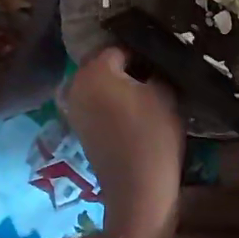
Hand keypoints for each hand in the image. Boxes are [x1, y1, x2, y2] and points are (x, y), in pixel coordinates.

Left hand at [61, 48, 184, 206]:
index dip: (144, 55)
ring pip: (100, 85)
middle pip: (105, 65)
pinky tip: (133, 116)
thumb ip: (156, 68)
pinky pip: (96, 104)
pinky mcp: (79, 129)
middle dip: (128, 68)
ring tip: (147, 98)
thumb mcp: (165, 92)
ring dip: (120, 87)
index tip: (163, 66)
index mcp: (94, 70)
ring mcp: (73, 108)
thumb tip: (152, 63)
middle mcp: (75, 84)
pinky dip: (112, 104)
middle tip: (156, 79)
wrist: (138, 189)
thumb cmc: (153, 135)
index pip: (121, 48)